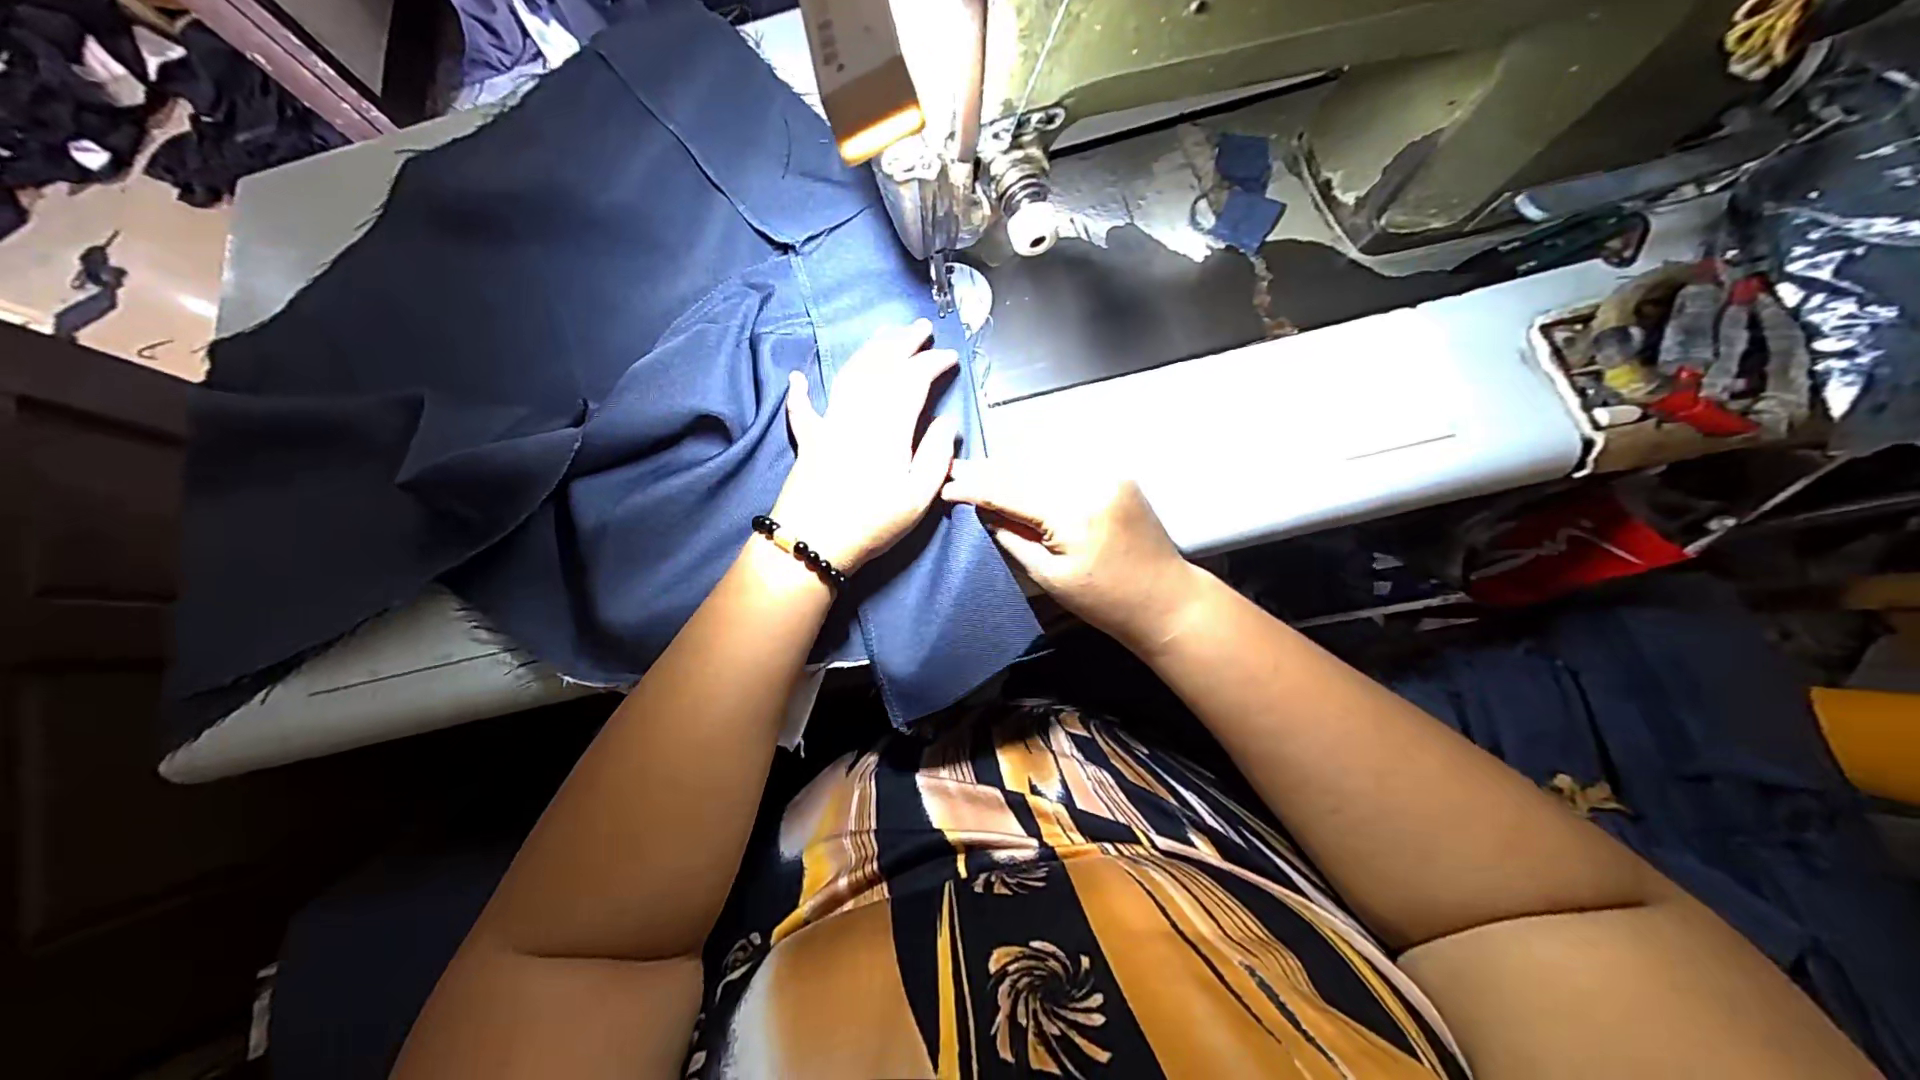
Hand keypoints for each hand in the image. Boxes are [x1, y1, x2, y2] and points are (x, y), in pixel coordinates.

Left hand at [771, 320, 960, 574]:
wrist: (812, 542)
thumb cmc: (872, 523)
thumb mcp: (918, 496)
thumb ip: (936, 456)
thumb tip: (947, 423)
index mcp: (889, 426)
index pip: (913, 379)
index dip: (933, 362)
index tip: (949, 356)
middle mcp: (858, 413)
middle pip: (881, 365)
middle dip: (903, 342)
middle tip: (920, 327)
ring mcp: (829, 423)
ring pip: (849, 374)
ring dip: (868, 351)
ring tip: (884, 335)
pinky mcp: (809, 440)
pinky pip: (803, 409)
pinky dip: (800, 392)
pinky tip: (797, 378)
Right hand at [941, 458, 1207, 652]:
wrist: (1165, 599)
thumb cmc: (1106, 601)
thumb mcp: (1049, 577)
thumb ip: (1013, 538)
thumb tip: (984, 511)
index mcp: (1072, 514)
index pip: (1010, 491)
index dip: (974, 487)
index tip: (947, 486)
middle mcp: (1091, 482)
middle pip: (1025, 465)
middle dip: (988, 468)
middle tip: (957, 469)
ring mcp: (1108, 474)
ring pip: (1046, 456)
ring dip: (1012, 460)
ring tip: (982, 467)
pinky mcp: (1118, 474)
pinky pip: (1070, 459)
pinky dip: (1041, 460)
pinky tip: (1020, 464)